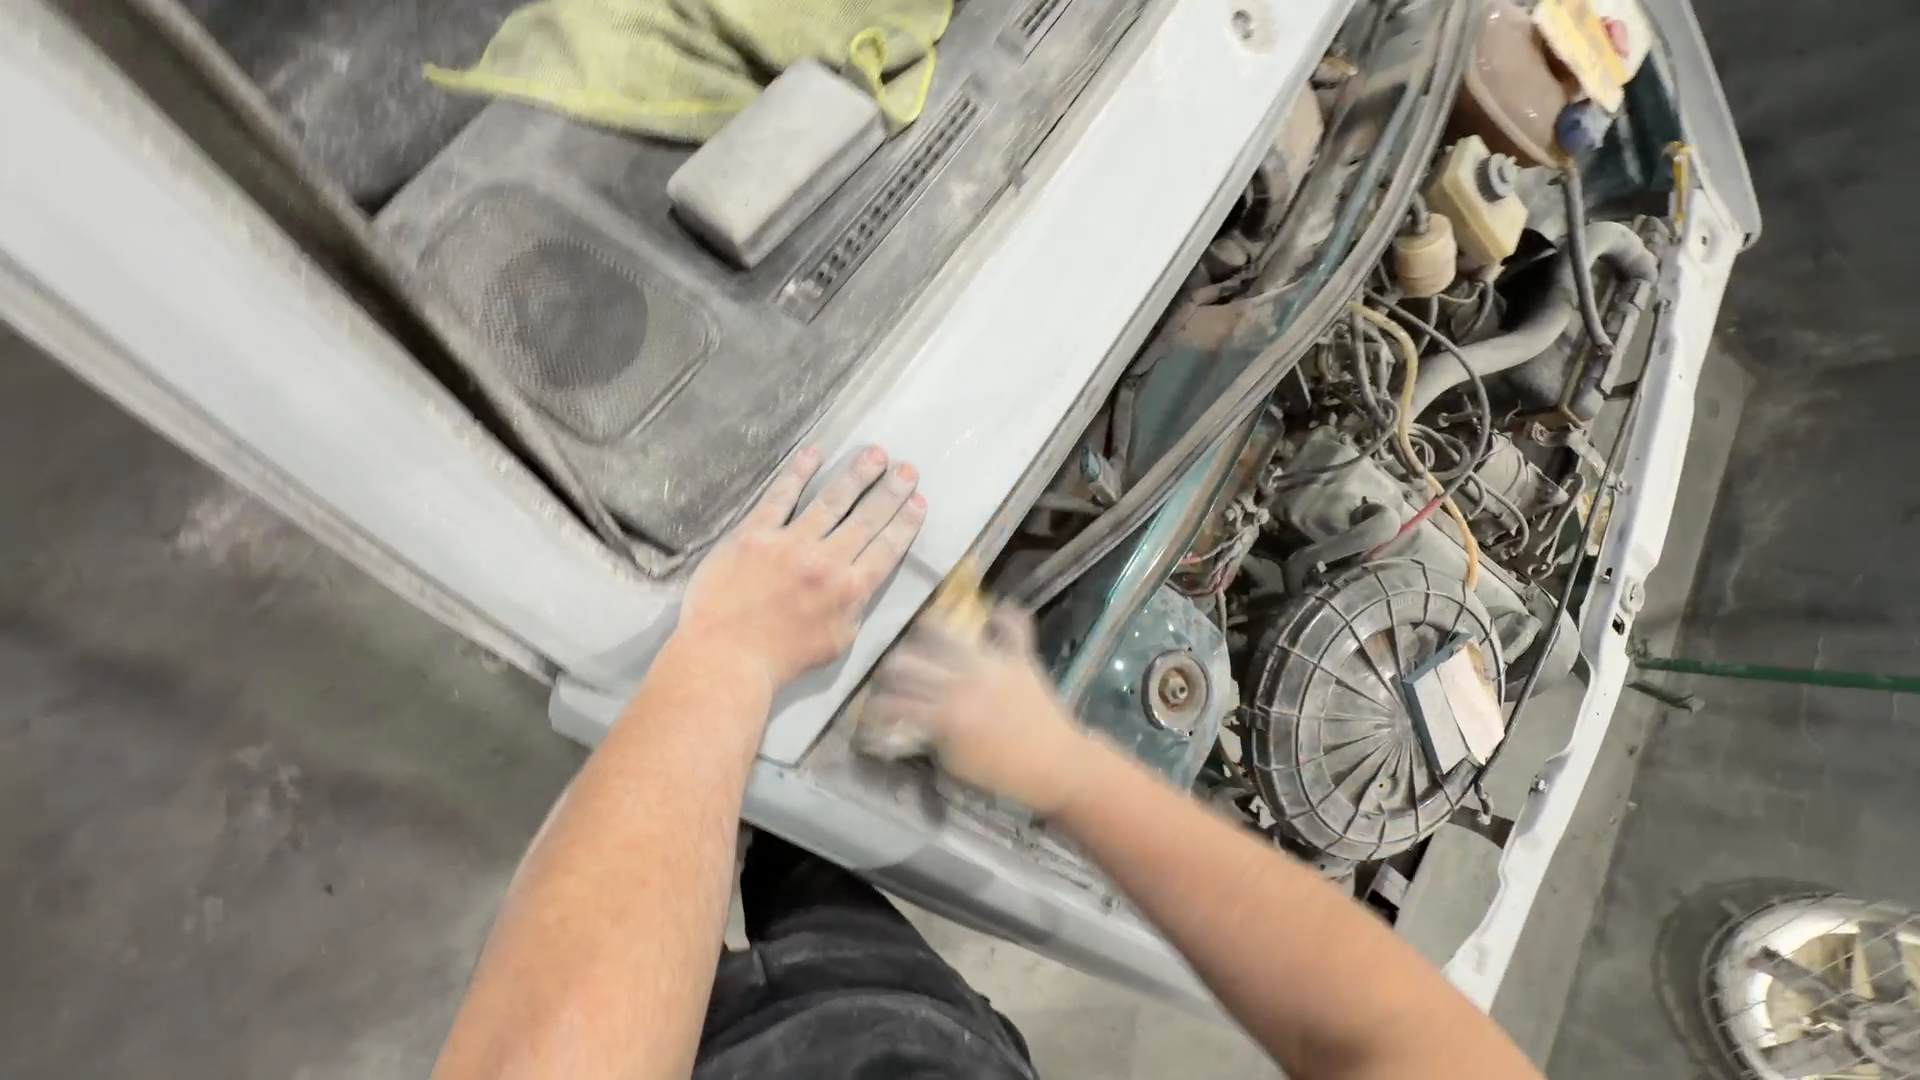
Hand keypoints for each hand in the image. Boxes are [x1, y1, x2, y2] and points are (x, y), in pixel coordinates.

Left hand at [677, 445, 926, 692]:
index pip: (887, 548)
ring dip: (857, 475)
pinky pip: (780, 497)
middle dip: (891, 491)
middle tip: (907, 470)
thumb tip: (860, 584)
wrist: (725, 657)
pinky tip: (814, 454)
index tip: (918, 502)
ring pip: (831, 500)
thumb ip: (854, 608)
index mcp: (850, 590)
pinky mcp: (755, 534)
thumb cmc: (782, 658)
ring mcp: (790, 544)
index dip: (905, 522)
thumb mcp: (837, 642)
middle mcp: (826, 561)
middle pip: (867, 519)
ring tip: (875, 454)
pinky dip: (799, 473)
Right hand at [867, 607, 1093, 813]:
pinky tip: (991, 617)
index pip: (895, 703)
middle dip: (893, 668)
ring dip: (929, 632)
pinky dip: (1003, 618)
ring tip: (923, 631)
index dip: (877, 706)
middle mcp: (961, 682)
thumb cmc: (1004, 773)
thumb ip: (933, 736)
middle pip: (909, 662)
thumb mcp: (956, 763)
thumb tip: (918, 720)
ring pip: (947, 633)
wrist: (1058, 765)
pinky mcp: (1019, 657)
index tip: (874, 707)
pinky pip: (1012, 626)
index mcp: (943, 715)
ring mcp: (991, 664)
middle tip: (893, 672)